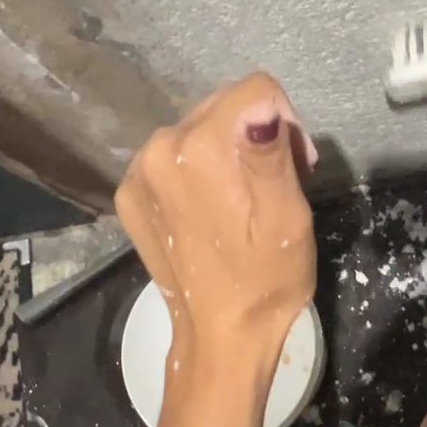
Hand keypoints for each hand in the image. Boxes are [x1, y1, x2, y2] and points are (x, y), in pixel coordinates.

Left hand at [114, 73, 316, 389]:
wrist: (220, 337)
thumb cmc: (264, 279)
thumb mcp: (286, 216)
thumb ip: (269, 152)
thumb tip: (263, 104)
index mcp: (198, 149)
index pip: (255, 89)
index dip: (286, 121)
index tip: (296, 166)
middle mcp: (157, 148)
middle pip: (223, 104)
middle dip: (257, 133)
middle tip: (278, 184)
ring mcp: (137, 173)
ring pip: (200, 128)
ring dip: (230, 150)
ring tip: (247, 199)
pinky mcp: (130, 194)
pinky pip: (175, 156)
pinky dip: (200, 169)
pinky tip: (215, 209)